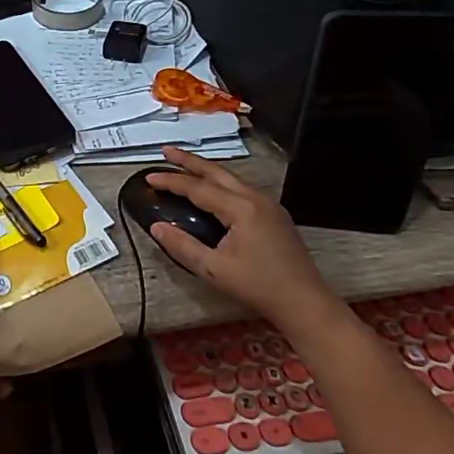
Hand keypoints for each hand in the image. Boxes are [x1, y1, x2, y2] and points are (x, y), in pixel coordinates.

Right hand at [145, 146, 332, 326]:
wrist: (304, 302)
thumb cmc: (258, 286)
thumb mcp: (214, 269)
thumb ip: (183, 246)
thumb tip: (157, 227)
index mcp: (241, 209)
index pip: (198, 188)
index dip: (171, 181)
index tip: (148, 177)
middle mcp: (256, 199)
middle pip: (217, 172)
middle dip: (190, 160)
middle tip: (166, 151)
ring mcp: (269, 205)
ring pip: (231, 179)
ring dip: (206, 170)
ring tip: (185, 166)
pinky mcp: (275, 215)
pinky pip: (242, 189)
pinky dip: (221, 183)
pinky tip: (213, 190)